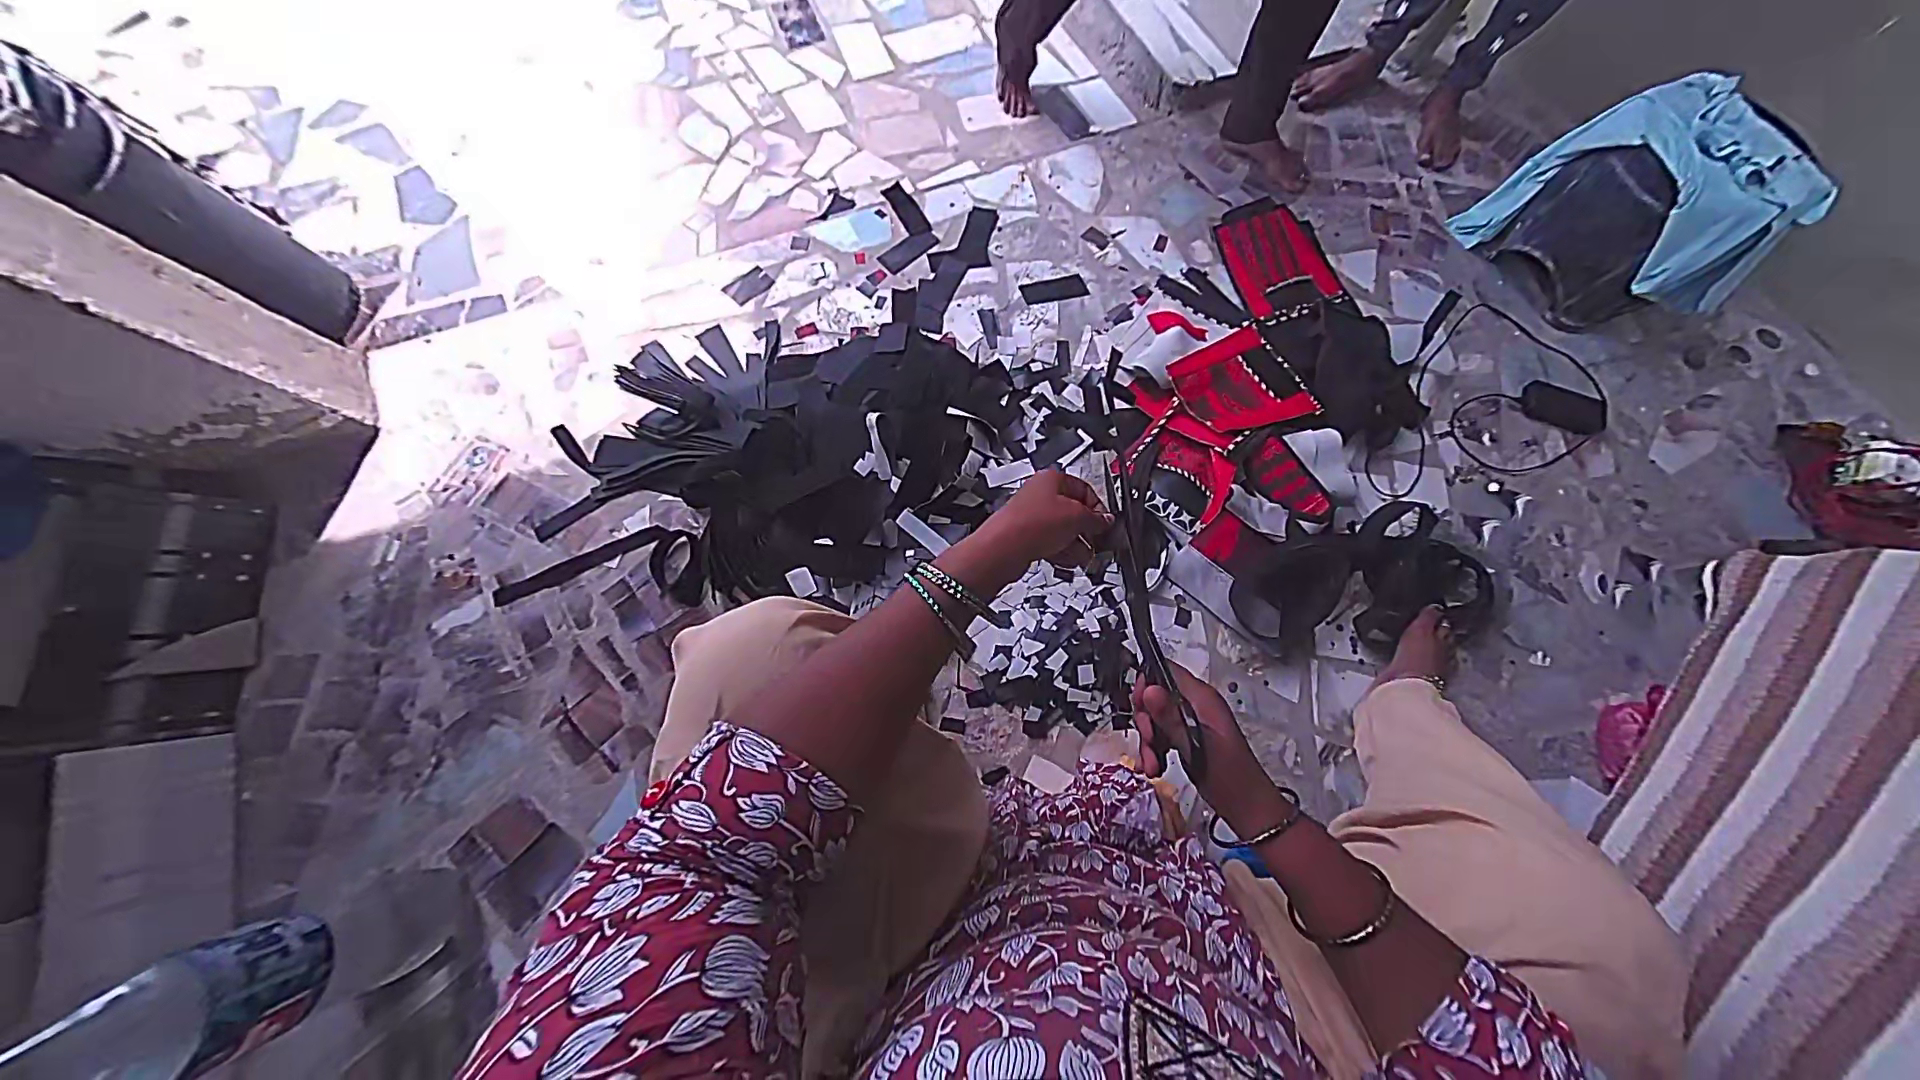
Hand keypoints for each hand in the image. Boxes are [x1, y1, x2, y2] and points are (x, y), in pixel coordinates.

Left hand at [944, 470, 1110, 589]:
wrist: (1003, 549)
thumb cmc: (1030, 524)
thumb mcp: (1077, 518)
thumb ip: (1096, 520)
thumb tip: (1105, 521)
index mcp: (1051, 479)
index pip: (1084, 489)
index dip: (1098, 508)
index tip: (1105, 523)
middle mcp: (1039, 495)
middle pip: (1073, 512)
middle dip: (1086, 530)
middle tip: (1096, 541)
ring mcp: (1032, 517)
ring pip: (1062, 530)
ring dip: (1075, 544)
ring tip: (1082, 555)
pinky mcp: (1026, 537)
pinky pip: (1050, 543)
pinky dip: (1060, 551)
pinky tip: (1066, 560)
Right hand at [1131, 664, 1293, 834]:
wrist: (1247, 809)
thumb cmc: (1231, 779)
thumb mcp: (1194, 747)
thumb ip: (1170, 717)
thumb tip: (1149, 690)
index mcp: (1203, 699)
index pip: (1165, 671)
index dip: (1146, 684)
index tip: (1140, 708)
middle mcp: (1197, 705)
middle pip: (1156, 695)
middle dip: (1145, 718)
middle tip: (1150, 740)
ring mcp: (1192, 721)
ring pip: (1156, 717)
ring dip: (1148, 739)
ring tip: (1152, 761)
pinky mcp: (1188, 736)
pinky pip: (1163, 733)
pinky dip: (1155, 748)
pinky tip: (1155, 764)